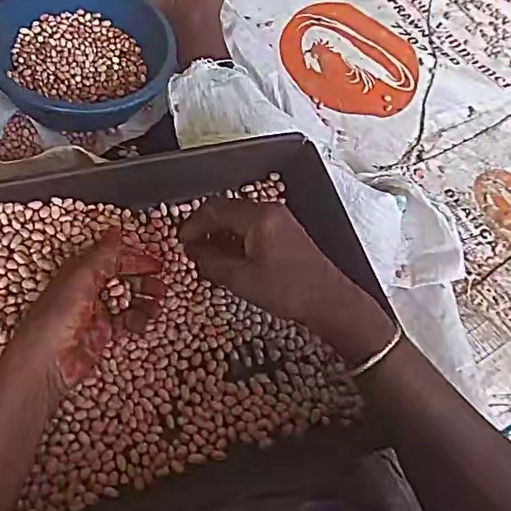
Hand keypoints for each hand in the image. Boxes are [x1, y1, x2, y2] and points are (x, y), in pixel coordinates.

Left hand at [0, 232, 165, 396]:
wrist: (45, 363)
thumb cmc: (55, 319)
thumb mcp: (81, 278)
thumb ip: (102, 255)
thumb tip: (115, 230)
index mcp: (77, 272)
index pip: (110, 259)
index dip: (133, 258)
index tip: (155, 263)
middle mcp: (85, 291)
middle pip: (120, 278)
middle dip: (142, 279)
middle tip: (160, 284)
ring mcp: (93, 313)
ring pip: (125, 300)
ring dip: (143, 299)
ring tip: (157, 303)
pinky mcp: (99, 334)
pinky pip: (124, 321)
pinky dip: (137, 319)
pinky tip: (144, 320)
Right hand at [180, 199, 390, 360]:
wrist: (329, 300)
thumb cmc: (288, 290)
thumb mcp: (241, 280)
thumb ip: (211, 262)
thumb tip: (192, 252)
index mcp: (258, 217)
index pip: (214, 210)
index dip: (192, 225)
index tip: (181, 242)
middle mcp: (269, 211)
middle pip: (226, 210)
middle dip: (205, 229)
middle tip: (191, 250)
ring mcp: (280, 220)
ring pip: (239, 219)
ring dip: (220, 235)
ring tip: (208, 258)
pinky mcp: (286, 232)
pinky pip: (253, 227)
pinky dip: (236, 239)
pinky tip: (230, 259)